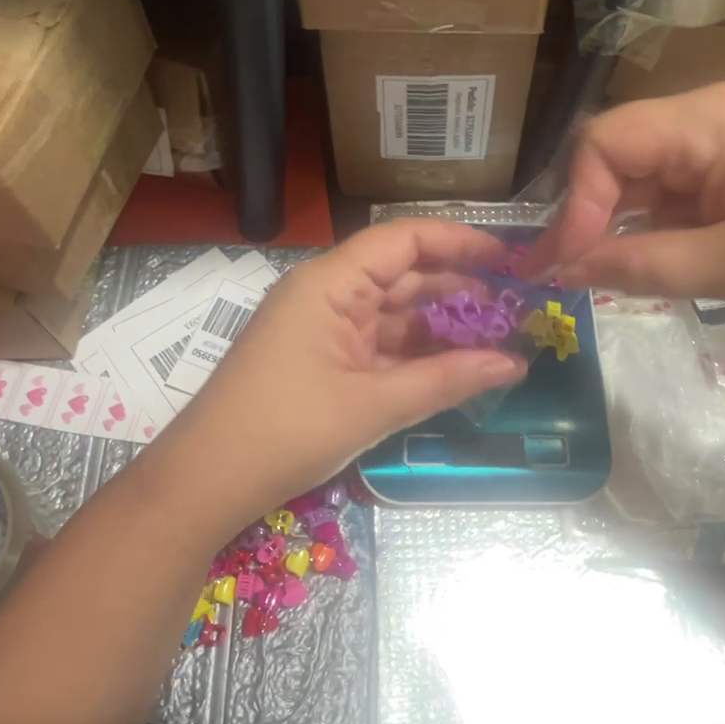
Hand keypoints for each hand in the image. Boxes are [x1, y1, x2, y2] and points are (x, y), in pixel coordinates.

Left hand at [158, 220, 528, 516]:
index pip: (403, 239)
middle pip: (404, 276)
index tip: (509, 258)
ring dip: (444, 326)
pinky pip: (381, 346)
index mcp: (331, 284)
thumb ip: (446, 380)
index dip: (459, 242)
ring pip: (396, 314)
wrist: (205, 484)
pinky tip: (461, 367)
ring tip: (502, 339)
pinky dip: (419, 356)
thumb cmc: (285, 431)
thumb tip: (514, 364)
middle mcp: (329, 295)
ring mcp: (326, 330)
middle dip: (461, 289)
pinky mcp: (325, 362)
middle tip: (518, 308)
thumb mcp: (372, 405)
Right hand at [520, 82, 724, 324]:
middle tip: (594, 280)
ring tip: (665, 281)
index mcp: (709, 118)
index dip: (574, 205)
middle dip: (605, 218)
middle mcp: (720, 109)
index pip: (603, 143)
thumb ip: (637, 265)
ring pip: (661, 175)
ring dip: (647, 227)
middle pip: (628, 155)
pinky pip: (698, 185)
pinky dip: (684, 227)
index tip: (566, 268)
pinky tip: (707, 266)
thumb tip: (565, 269)